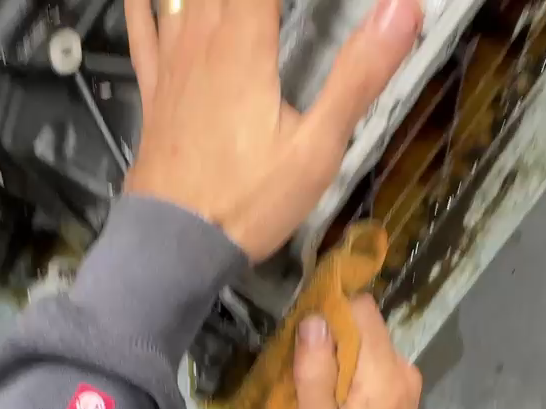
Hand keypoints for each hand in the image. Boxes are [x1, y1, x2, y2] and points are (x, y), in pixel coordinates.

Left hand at [123, 0, 421, 260]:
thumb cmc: (246, 204)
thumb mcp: (315, 149)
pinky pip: (141, 30)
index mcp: (245, 44)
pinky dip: (142, 3)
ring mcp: (171, 65)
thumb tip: (404, 8)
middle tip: (274, 3)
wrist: (175, 247)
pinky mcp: (153, 94)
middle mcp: (201, 39)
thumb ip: (358, 76)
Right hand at [288, 296, 421, 408]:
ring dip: (340, 358)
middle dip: (332, 338)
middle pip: (366, 328)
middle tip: (300, 364)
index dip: (330, 310)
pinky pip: (376, 369)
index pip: (362, 310)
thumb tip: (314, 321)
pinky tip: (333, 400)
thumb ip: (315, 373)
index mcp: (383, 376)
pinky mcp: (404, 400)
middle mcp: (404, 372)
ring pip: (369, 349)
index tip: (302, 330)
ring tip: (312, 386)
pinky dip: (353, 375)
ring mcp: (408, 387)